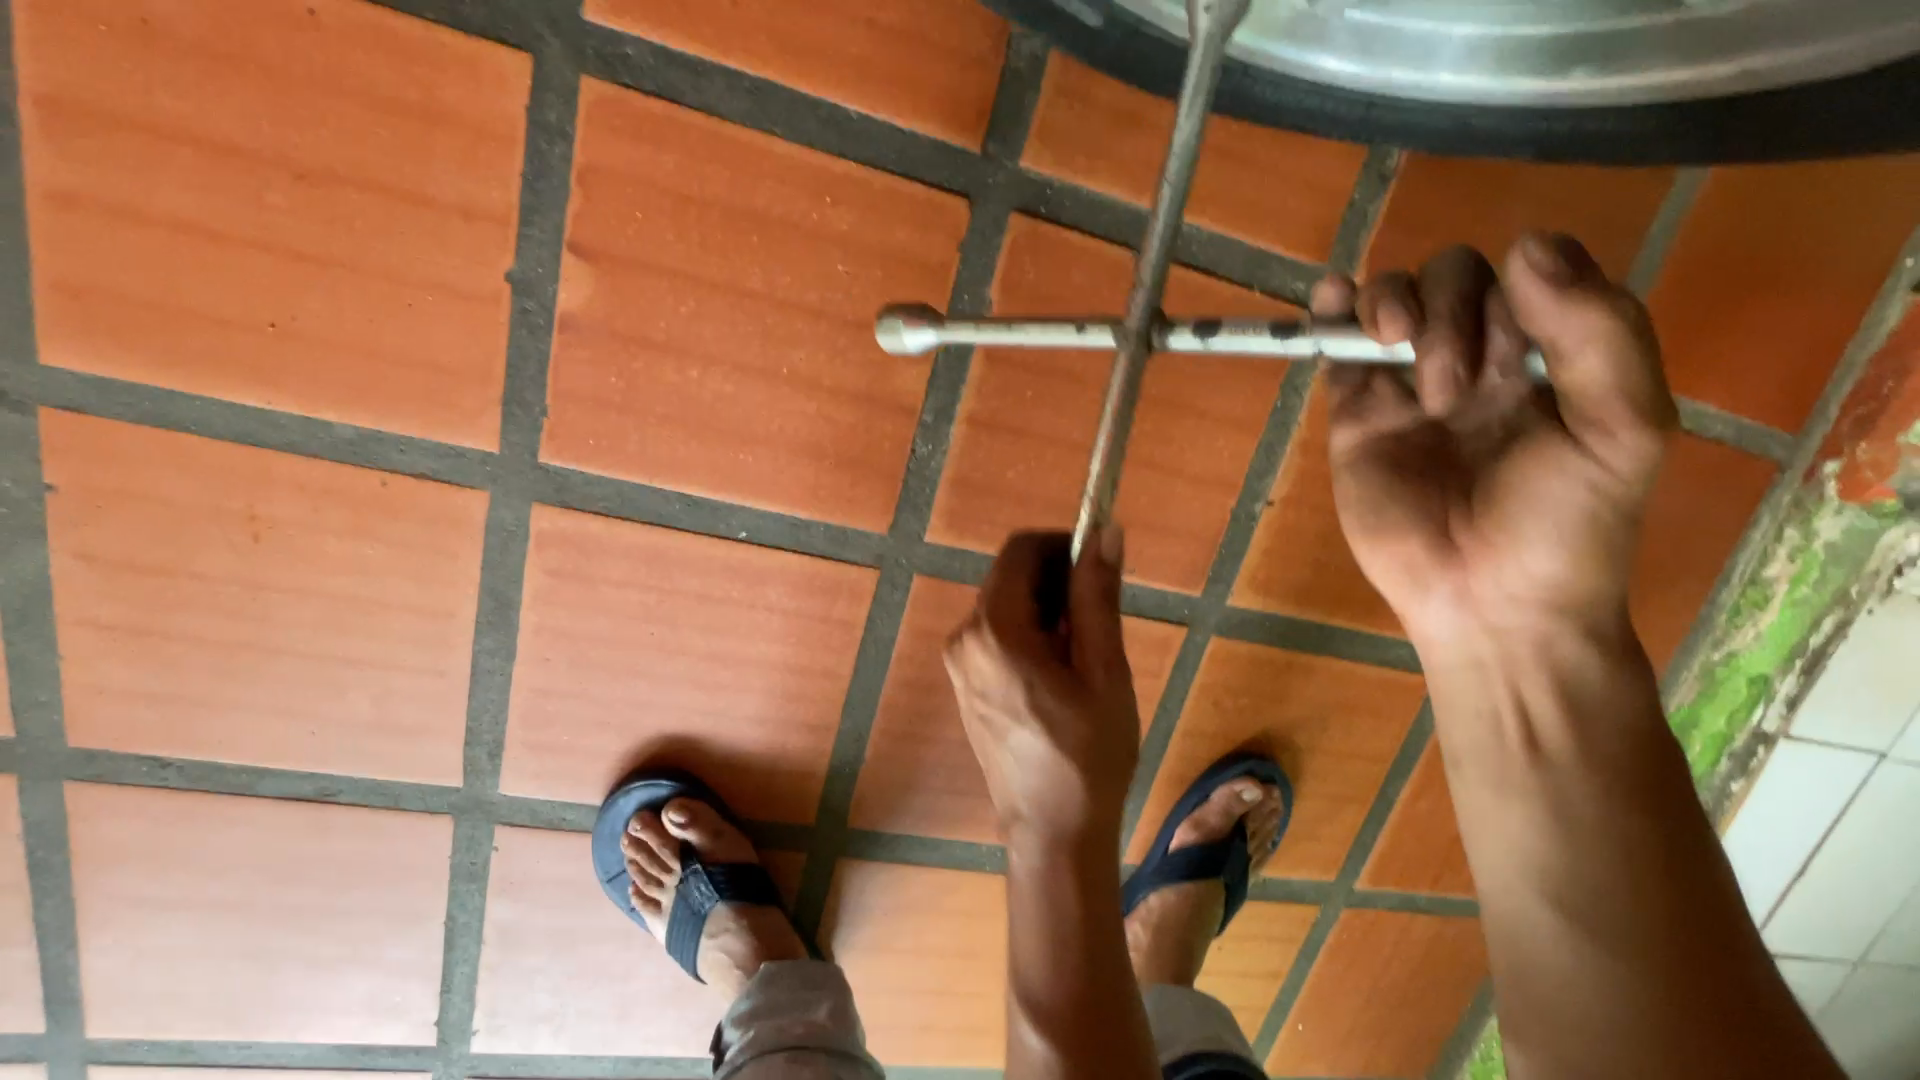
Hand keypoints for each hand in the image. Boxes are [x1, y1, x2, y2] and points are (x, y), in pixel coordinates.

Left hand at [945, 528, 1140, 848]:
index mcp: (994, 630)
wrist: (1052, 831)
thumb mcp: (1104, 670)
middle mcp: (964, 639)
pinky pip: (997, 638)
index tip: (1100, 565)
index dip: (1063, 544)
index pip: (1021, 550)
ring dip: (1047, 610)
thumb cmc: (1088, 753)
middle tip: (1101, 618)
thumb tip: (1105, 531)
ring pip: (1006, 607)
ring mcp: (959, 665)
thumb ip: (1098, 596)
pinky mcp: (964, 686)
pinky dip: (1030, 635)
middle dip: (1058, 581)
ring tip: (1086, 654)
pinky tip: (1062, 675)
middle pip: (1011, 577)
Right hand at [1315, 233, 1678, 643]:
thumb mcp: (1621, 429)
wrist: (1490, 604)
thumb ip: (1598, 333)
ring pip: (1395, 297)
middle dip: (1449, 314)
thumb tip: (1526, 244)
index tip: (1508, 350)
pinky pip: (1338, 347)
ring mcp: (1411, 388)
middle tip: (1451, 394)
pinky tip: (1334, 300)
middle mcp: (1480, 361)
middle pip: (1454, 277)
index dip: (1514, 288)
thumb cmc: (1565, 527)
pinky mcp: (1356, 416)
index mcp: (1550, 358)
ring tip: (1397, 353)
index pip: (1529, 274)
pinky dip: (1332, 310)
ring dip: (1393, 305)